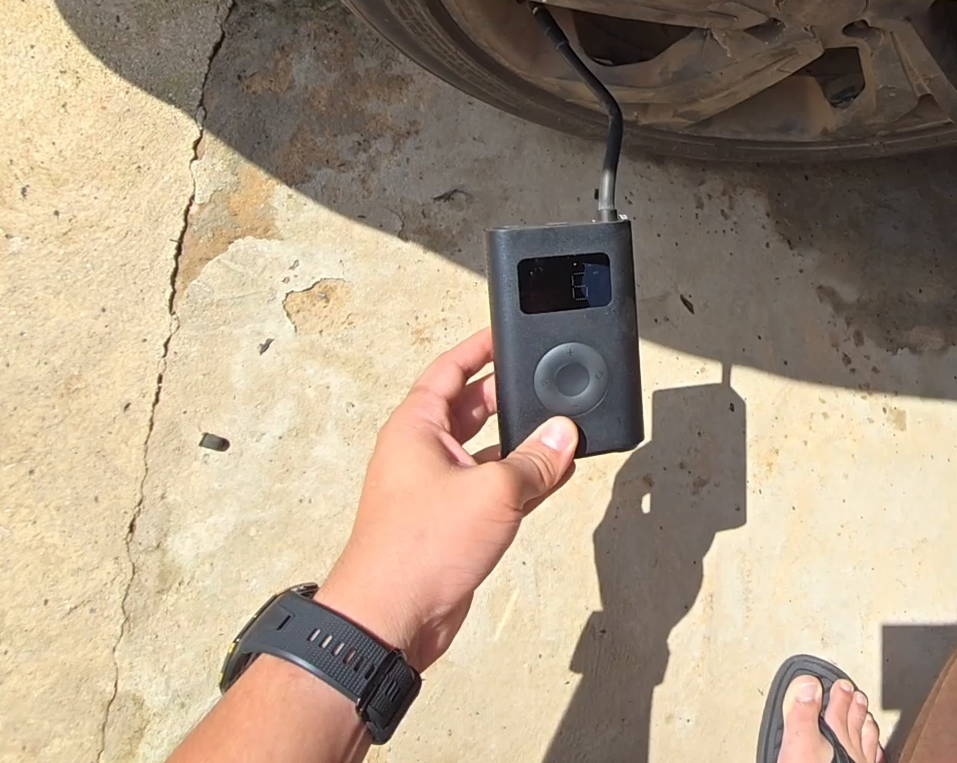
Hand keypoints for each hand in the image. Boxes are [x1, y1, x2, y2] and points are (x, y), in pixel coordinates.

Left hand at [314, 328, 578, 669]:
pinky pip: (497, 485)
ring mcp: (441, 487)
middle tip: (547, 383)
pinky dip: (525, 479)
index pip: (450, 370)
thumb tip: (565, 434)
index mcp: (417, 427)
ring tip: (562, 431)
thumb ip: (536, 458)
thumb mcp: (493, 491)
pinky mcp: (456, 520)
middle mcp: (426, 452)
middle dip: (511, 396)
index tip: (507, 333)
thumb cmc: (418, 549)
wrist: (391, 623)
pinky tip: (556, 474)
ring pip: (490, 448)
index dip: (479, 348)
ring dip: (524, 443)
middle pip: (475, 407)